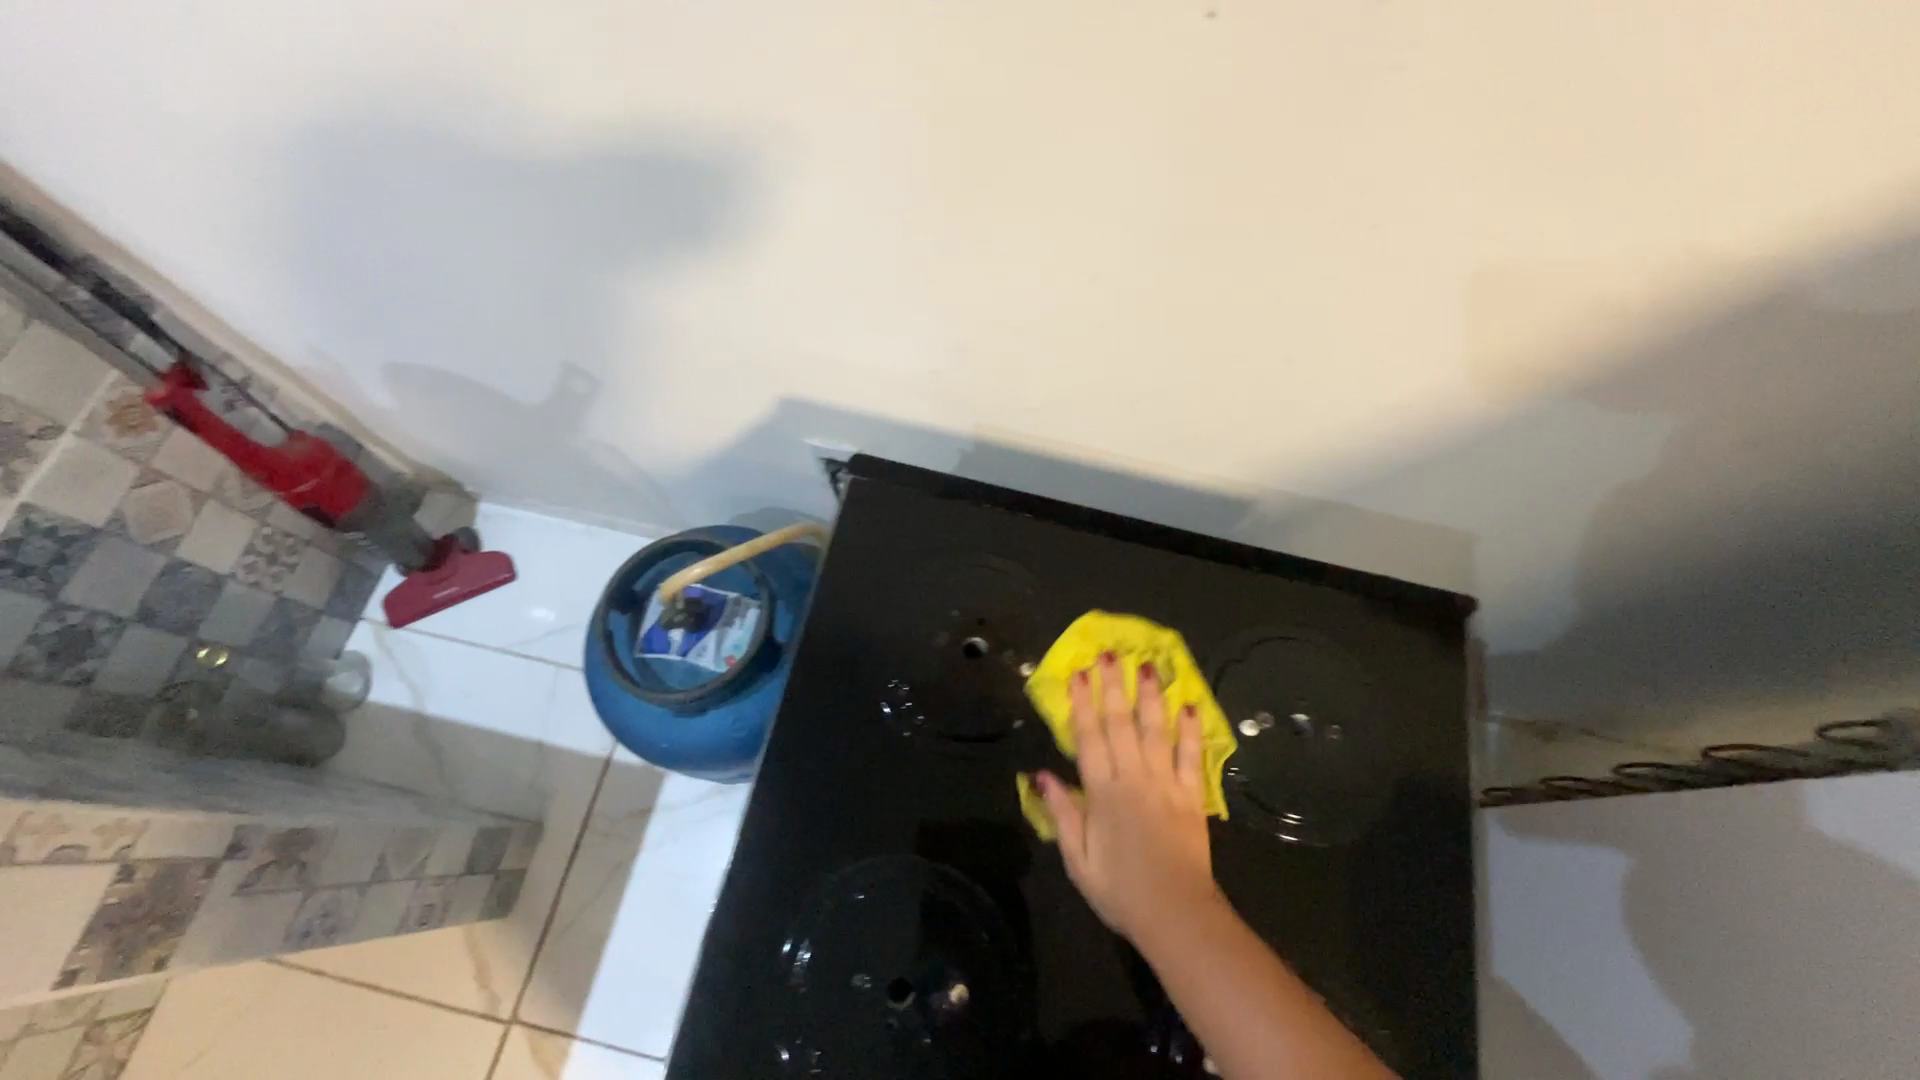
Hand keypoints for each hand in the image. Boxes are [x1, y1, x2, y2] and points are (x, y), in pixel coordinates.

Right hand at [1035, 651, 1224, 942]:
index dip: (1082, 704)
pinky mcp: (1192, 796)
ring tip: (1147, 666)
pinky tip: (1190, 706)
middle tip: (1111, 653)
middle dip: (1114, 686)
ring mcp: (1166, 784)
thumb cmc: (1120, 890)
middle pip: (1121, 724)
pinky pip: (1192, 757)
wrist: (1176, 915)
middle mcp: (1134, 779)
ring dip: (1150, 697)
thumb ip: (1063, 814)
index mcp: (1102, 793)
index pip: (1088, 738)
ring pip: (1156, 731)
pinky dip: (1192, 730)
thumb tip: (1042, 775)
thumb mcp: (1077, 860)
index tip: (1079, 673)